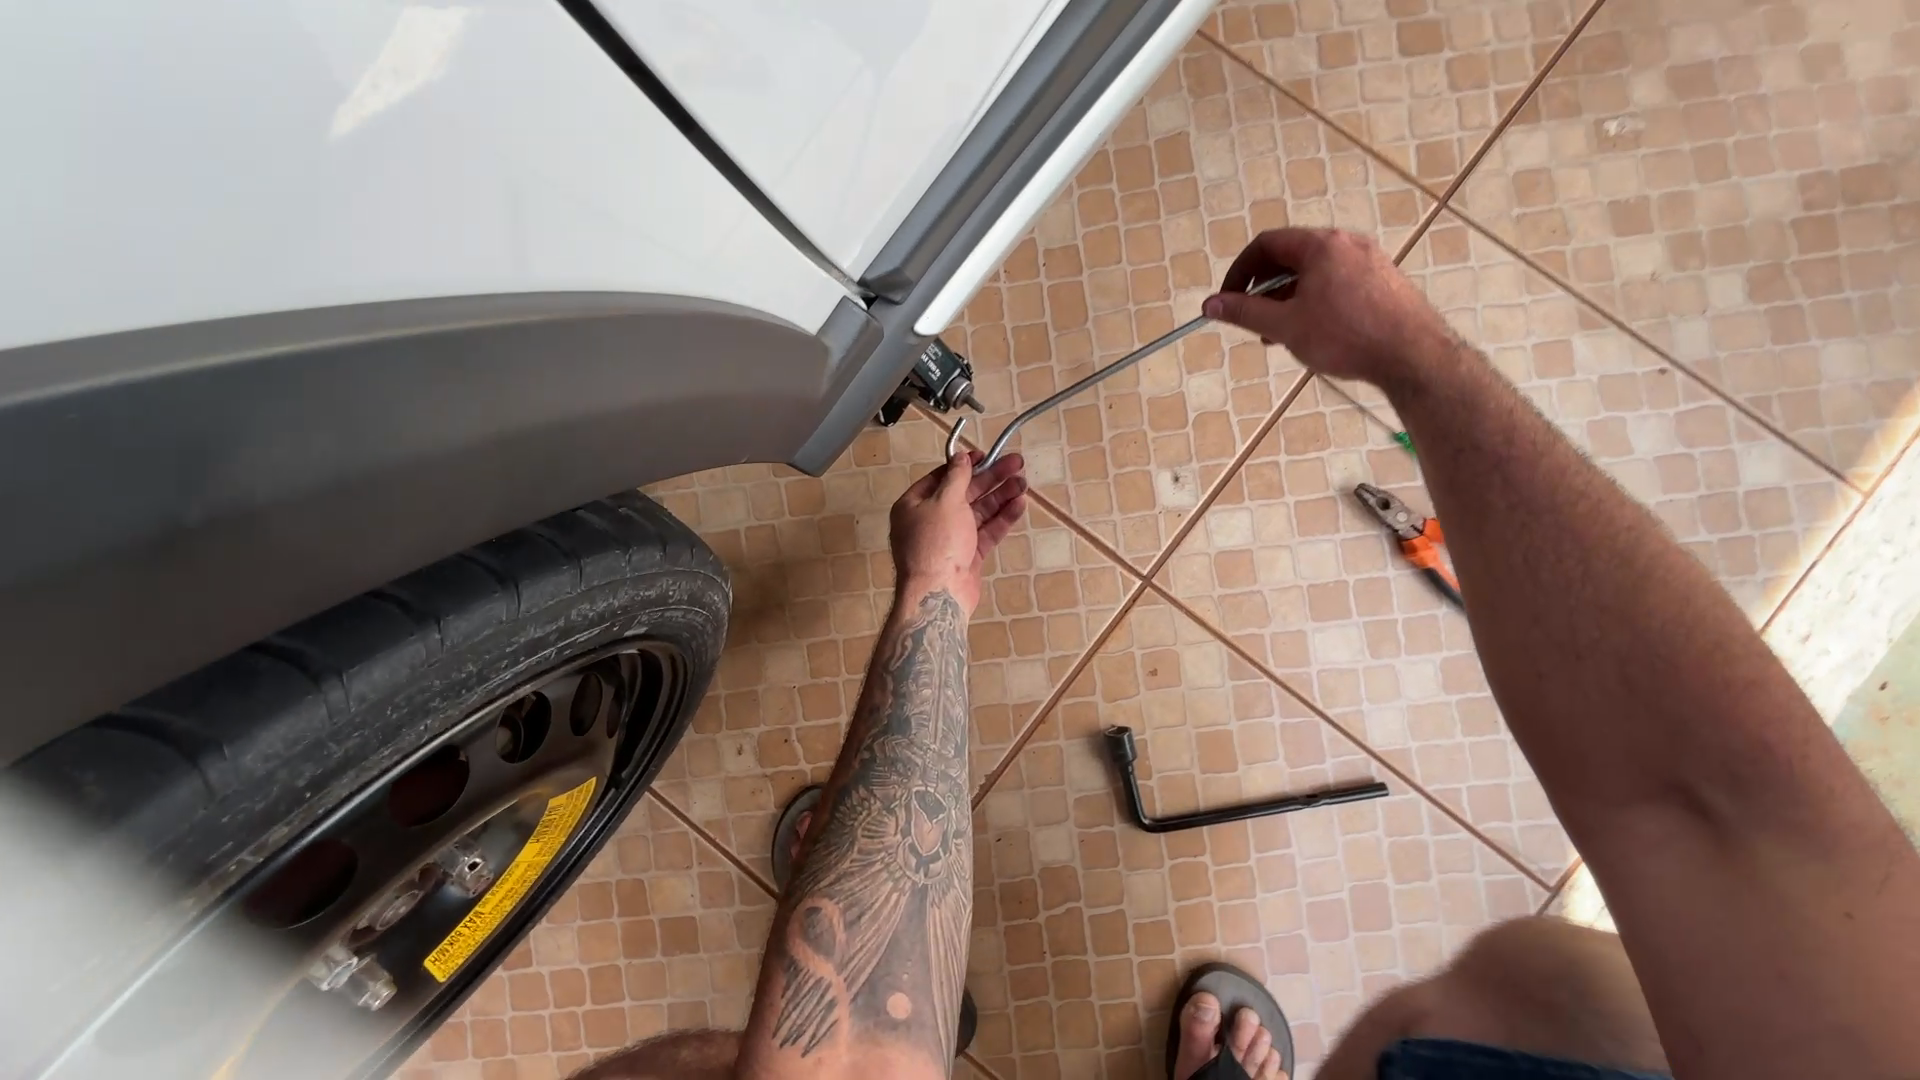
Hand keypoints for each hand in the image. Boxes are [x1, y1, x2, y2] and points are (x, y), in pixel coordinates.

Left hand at [890, 450, 1027, 616]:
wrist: (939, 594)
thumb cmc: (936, 543)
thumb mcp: (945, 502)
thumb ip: (957, 477)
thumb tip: (960, 457)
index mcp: (914, 504)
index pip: (942, 477)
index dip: (965, 465)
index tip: (986, 455)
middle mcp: (931, 519)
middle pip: (964, 493)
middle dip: (990, 478)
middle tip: (1016, 463)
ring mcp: (950, 538)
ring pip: (978, 512)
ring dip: (1001, 496)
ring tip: (1023, 482)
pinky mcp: (968, 555)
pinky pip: (986, 531)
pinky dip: (1002, 518)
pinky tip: (1019, 504)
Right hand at [1203, 228, 1459, 390]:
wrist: (1412, 354)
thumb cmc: (1344, 336)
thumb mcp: (1285, 325)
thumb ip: (1245, 313)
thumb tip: (1209, 305)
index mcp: (1320, 245)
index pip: (1266, 244)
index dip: (1240, 271)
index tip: (1228, 300)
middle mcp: (1346, 243)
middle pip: (1291, 256)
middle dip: (1264, 288)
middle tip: (1253, 319)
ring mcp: (1369, 260)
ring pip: (1314, 272)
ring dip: (1288, 297)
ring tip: (1280, 332)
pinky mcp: (1383, 280)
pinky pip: (1337, 281)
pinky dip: (1314, 300)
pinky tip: (1314, 332)